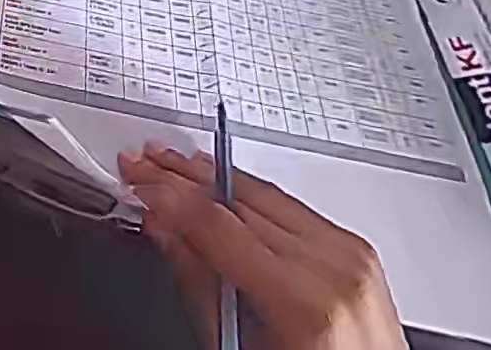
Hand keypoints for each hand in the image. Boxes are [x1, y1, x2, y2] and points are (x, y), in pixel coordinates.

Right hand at [121, 145, 405, 349]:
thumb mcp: (239, 347)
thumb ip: (198, 283)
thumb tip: (161, 225)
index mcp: (304, 304)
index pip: (216, 224)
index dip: (168, 196)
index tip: (137, 181)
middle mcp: (331, 267)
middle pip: (235, 198)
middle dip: (180, 177)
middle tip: (142, 162)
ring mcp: (347, 251)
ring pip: (258, 191)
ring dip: (207, 174)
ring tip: (168, 160)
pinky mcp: (352, 243)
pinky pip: (285, 203)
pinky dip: (244, 188)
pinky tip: (215, 175)